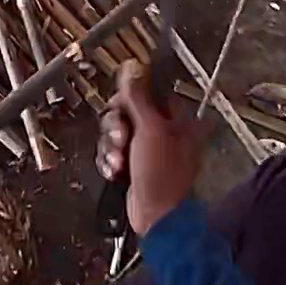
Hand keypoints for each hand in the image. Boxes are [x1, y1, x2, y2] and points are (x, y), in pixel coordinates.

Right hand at [95, 62, 199, 234]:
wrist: (156, 217)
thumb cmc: (162, 175)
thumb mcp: (150, 129)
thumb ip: (137, 96)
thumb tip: (132, 66)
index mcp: (175, 119)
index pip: (146, 92)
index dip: (128, 98)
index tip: (120, 106)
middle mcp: (163, 132)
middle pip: (126, 112)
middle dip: (116, 126)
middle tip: (121, 138)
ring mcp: (147, 149)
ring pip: (115, 132)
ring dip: (111, 146)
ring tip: (119, 160)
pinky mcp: (133, 164)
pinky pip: (112, 151)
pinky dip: (110, 160)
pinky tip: (116, 170)